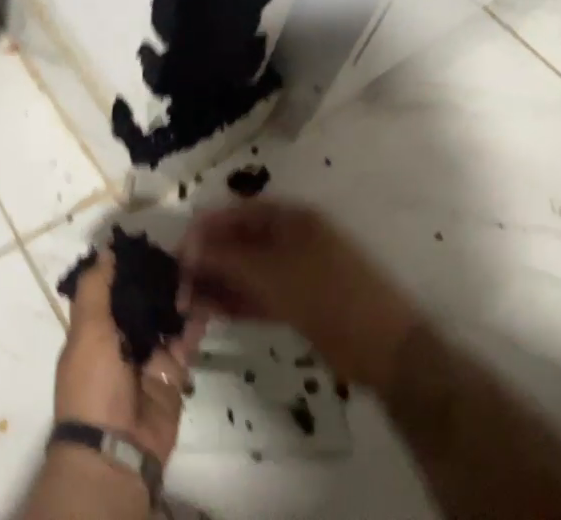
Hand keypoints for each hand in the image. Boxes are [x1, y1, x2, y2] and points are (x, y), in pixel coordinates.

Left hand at [57, 251, 205, 463]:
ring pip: (165, 319)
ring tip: (196, 270)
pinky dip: (193, 325)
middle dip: (157, 281)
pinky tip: (205, 303)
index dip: (126, 268)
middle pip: (140, 303)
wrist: (116, 446)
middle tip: (179, 252)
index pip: (110, 290)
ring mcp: (148, 358)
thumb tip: (104, 251)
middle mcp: (120, 340)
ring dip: (177, 298)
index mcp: (93, 331)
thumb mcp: (87, 331)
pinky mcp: (172, 374)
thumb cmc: (93, 384)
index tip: (146, 242)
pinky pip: (184, 343)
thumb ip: (96, 290)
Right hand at [179, 200, 419, 391]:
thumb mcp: (270, 274)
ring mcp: (296, 272)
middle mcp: (291, 239)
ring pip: (247, 271)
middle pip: (239, 242)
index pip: (236, 213)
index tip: (175, 251)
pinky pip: (259, 294)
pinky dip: (236, 301)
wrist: (385, 348)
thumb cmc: (327, 296)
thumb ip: (225, 258)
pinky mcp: (299, 302)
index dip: (204, 229)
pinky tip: (209, 312)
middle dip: (207, 259)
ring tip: (184, 302)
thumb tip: (187, 248)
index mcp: (290, 218)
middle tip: (175, 282)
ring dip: (217, 283)